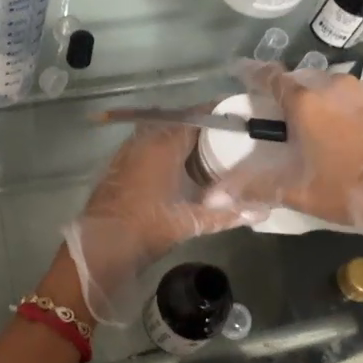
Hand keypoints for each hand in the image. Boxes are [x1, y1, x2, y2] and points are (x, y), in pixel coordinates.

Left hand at [59, 120, 256, 324]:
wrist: (99, 247)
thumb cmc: (146, 229)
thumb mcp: (190, 222)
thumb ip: (227, 214)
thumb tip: (263, 211)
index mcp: (163, 145)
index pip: (195, 117)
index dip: (217, 116)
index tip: (238, 119)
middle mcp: (144, 140)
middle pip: (178, 123)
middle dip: (202, 128)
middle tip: (228, 139)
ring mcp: (128, 151)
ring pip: (161, 135)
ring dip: (182, 140)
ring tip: (208, 153)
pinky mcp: (119, 165)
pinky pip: (147, 147)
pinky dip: (165, 151)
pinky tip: (179, 169)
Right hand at [208, 61, 362, 300]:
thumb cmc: (349, 192)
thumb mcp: (297, 192)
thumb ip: (253, 187)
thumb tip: (212, 196)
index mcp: (305, 102)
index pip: (270, 77)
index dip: (252, 72)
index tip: (240, 70)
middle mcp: (335, 86)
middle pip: (305, 81)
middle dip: (293, 93)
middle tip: (290, 118)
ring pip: (338, 87)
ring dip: (328, 101)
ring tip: (330, 129)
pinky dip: (359, 109)